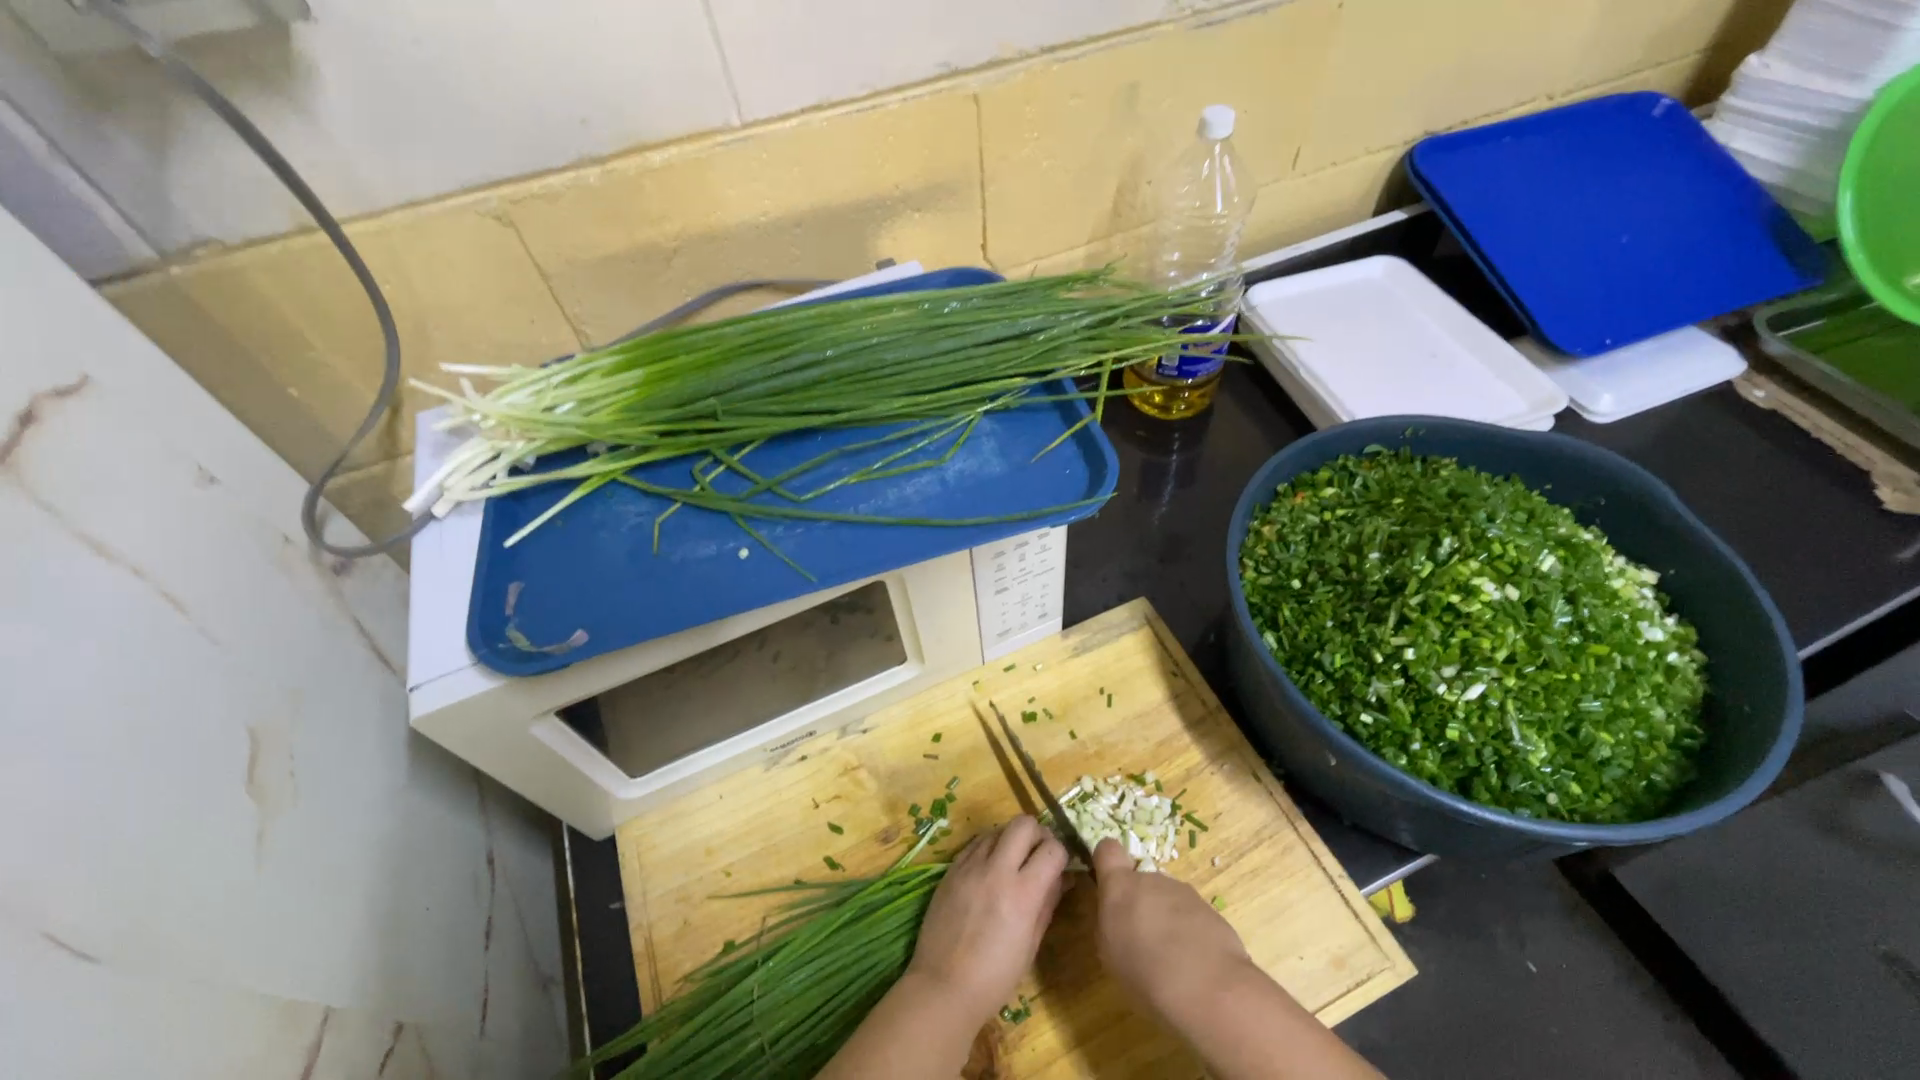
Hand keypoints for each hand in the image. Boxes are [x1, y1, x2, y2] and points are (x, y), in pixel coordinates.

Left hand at [905, 815, 1067, 1024]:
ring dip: (1011, 839)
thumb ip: (1047, 903)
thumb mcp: (1031, 943)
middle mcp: (997, 870)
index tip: (1059, 866)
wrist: (944, 986)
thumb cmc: (995, 976)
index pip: (1053, 849)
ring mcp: (970, 867)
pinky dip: (988, 847)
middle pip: (1024, 824)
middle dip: (1038, 834)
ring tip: (1012, 861)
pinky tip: (989, 867)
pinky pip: (975, 843)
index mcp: (1023, 893)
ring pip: (997, 829)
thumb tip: (1062, 878)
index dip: (1061, 854)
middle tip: (1038, 854)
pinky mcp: (950, 870)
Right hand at [1090, 836, 1253, 1022]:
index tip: (1107, 883)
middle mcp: (1152, 879)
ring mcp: (1184, 892)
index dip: (1106, 862)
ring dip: (1166, 919)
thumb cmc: (1143, 971)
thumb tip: (1118, 917)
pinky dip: (1189, 933)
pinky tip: (1193, 964)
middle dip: (1141, 903)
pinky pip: (1191, 916)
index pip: (1107, 850)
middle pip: (1141, 881)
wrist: (1206, 986)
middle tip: (1142, 940)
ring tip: (1171, 958)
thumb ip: (1111, 923)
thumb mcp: (1109, 952)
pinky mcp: (1210, 909)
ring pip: (1167, 899)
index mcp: (1120, 886)